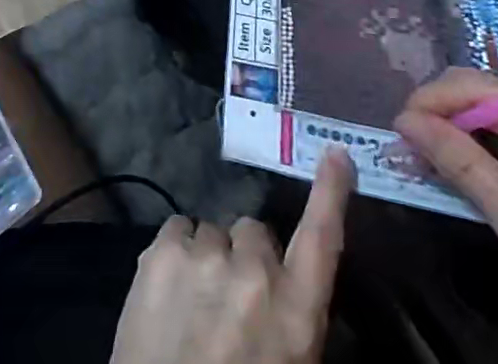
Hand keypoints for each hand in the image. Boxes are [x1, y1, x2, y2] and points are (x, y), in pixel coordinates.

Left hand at [109, 146, 353, 363]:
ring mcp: (206, 255)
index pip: (322, 237)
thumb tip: (280, 280)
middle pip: (252, 230)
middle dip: (243, 255)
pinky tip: (168, 286)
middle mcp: (255, 271)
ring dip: (207, 256)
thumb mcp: (286, 357)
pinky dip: (176, 251)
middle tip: (228, 296)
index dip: (330, 192)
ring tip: (194, 298)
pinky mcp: (162, 250)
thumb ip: (288, 310)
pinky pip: (178, 228)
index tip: (335, 153)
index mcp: (296, 309)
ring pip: (212, 231)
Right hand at [394, 69, 497, 359]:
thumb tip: (407, 122)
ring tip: (435, 157)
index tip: (398, 137)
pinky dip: (476, 125)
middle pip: (484, 84)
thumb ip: (470, 174)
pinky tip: (469, 155)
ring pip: (488, 91)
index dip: (433, 106)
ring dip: (454, 118)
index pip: (486, 94)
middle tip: (413, 151)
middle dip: (439, 111)